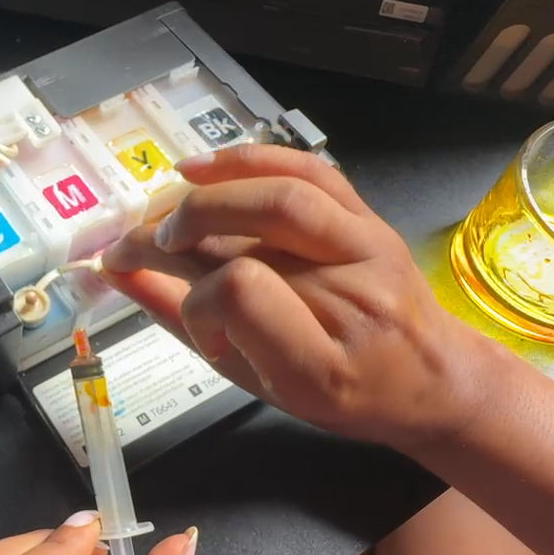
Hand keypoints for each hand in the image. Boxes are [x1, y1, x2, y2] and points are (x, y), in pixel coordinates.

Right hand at [100, 144, 514, 449]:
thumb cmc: (335, 394)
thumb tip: (121, 277)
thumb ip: (188, 327)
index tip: (195, 323)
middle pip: (246, 236)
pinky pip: (307, 169)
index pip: (238, 294)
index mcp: (320, 362)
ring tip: (163, 217)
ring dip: (205, 198)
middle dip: (171, 235)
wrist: (432, 377)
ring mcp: (366, 248)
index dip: (195, 302)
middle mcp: (348, 296)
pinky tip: (199, 169)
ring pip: (277, 194)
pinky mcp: (369, 217)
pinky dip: (246, 160)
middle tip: (132, 251)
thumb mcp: (256, 382)